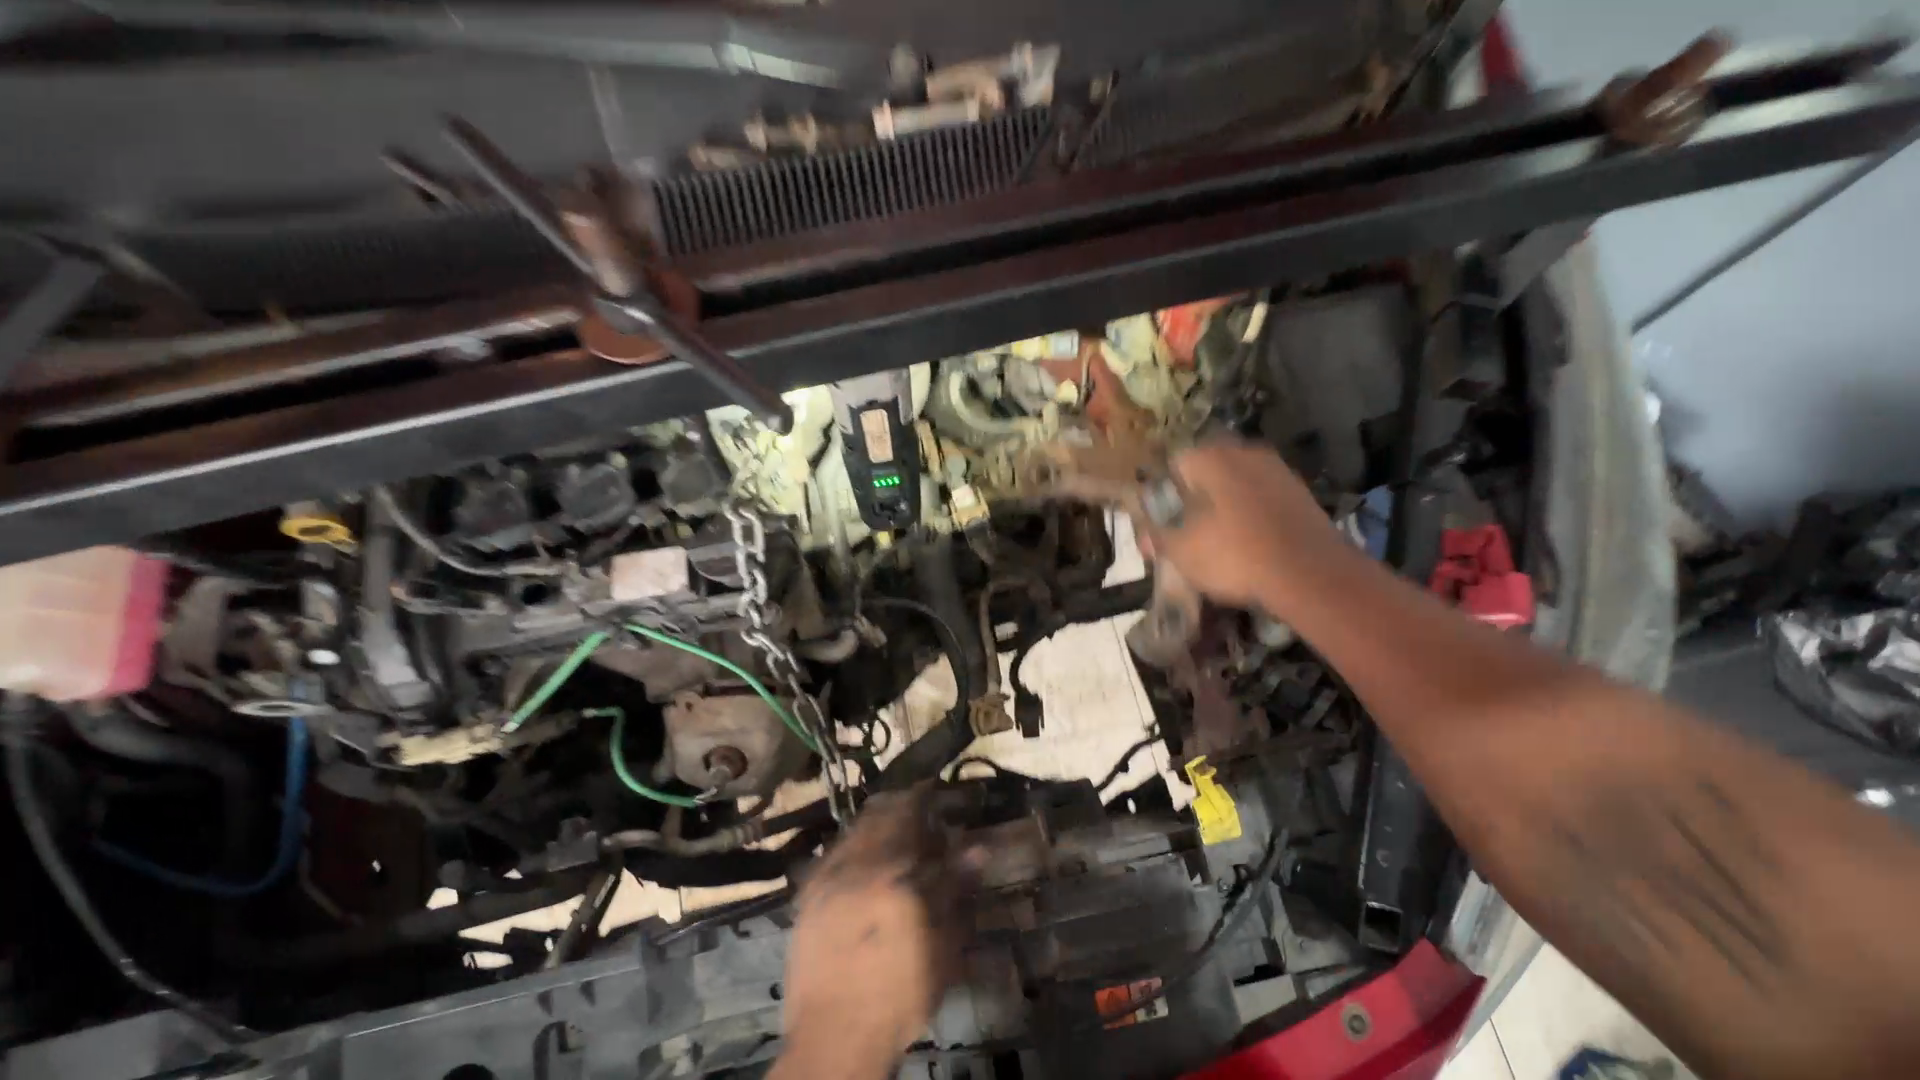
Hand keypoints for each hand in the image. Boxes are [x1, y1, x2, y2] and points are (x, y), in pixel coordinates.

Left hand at [773, 786, 976, 1079]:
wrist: (832, 1036)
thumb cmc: (897, 996)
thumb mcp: (940, 948)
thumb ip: (956, 891)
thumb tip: (976, 849)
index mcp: (889, 873)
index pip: (910, 815)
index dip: (926, 798)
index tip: (939, 793)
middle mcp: (851, 865)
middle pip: (876, 816)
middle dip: (898, 806)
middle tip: (918, 810)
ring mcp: (822, 879)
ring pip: (851, 832)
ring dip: (874, 826)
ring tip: (893, 836)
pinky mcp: (805, 898)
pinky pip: (831, 855)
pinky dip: (851, 849)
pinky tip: (862, 865)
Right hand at [1150, 439, 1344, 613]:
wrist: (1311, 575)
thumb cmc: (1236, 556)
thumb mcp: (1184, 553)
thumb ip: (1159, 539)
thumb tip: (1143, 536)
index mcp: (1212, 458)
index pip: (1177, 463)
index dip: (1166, 492)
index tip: (1165, 519)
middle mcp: (1246, 453)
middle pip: (1211, 470)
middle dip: (1199, 496)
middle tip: (1191, 529)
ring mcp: (1279, 471)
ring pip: (1240, 483)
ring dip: (1228, 504)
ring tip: (1221, 539)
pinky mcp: (1302, 494)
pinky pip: (1265, 498)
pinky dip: (1255, 515)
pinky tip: (1252, 543)